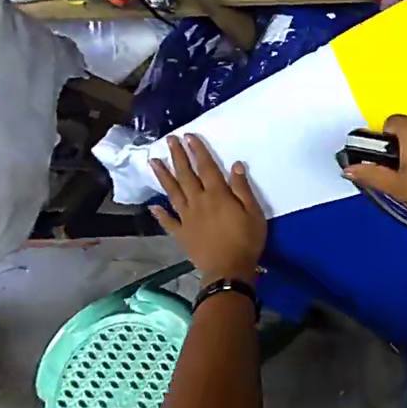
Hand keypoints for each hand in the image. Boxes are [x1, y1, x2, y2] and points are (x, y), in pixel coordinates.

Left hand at [150, 135, 266, 283]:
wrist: (228, 271)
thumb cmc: (246, 240)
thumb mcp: (253, 212)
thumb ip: (242, 188)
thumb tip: (235, 164)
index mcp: (217, 195)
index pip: (206, 167)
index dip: (198, 151)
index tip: (189, 136)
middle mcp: (198, 202)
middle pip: (186, 175)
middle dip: (177, 156)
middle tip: (169, 140)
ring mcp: (187, 218)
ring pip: (173, 193)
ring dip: (163, 176)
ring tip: (153, 161)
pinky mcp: (181, 234)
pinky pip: (168, 221)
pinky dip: (160, 213)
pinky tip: (152, 205)